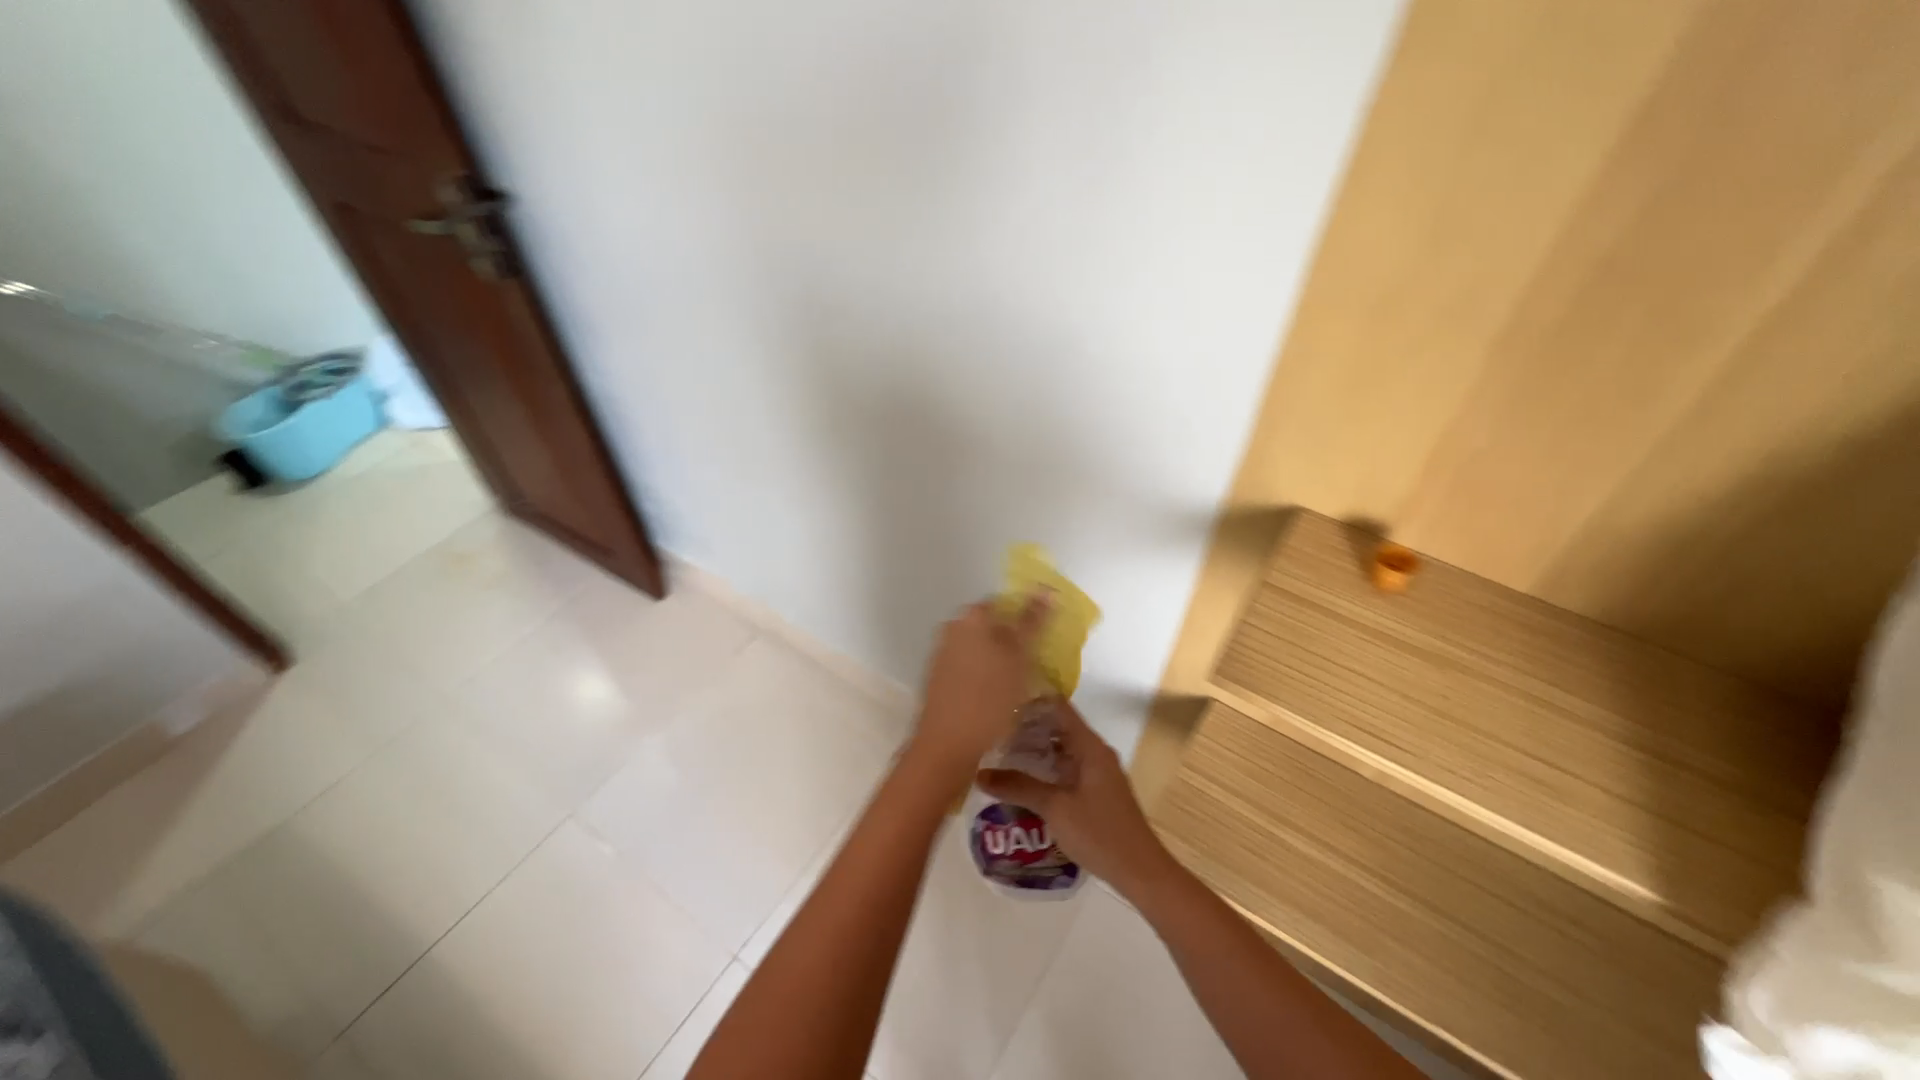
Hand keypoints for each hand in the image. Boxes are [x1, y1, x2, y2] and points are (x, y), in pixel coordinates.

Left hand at [911, 596, 1048, 775]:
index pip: (1006, 602)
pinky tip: (998, 695)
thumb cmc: (989, 698)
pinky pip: (969, 666)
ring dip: (1000, 658)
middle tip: (1036, 661)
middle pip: (992, 625)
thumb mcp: (1019, 657)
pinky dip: (985, 674)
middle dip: (1014, 639)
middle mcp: (952, 628)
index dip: (1028, 617)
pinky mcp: (938, 678)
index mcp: (972, 617)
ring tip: (1021, 682)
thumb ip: (1032, 621)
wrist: (947, 743)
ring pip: (981, 647)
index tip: (1044, 639)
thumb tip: (1047, 589)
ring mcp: (942, 653)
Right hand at [976, 702, 1175, 897]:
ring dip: (1035, 752)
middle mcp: (1096, 753)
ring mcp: (1098, 774)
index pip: (1059, 708)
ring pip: (1062, 751)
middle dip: (1027, 729)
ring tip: (1001, 758)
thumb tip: (981, 774)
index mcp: (1090, 747)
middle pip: (1059, 728)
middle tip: (993, 736)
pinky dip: (1045, 770)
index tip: (1001, 709)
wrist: (1139, 870)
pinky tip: (1024, 785)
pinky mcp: (1096, 793)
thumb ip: (1018, 787)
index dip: (1031, 703)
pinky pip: (1066, 770)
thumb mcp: (1054, 808)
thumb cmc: (1099, 832)